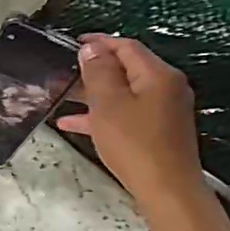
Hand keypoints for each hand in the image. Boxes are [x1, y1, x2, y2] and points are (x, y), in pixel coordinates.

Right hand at [55, 34, 207, 212]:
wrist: (165, 188)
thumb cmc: (134, 143)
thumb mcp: (108, 104)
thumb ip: (99, 72)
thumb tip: (92, 48)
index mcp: (158, 75)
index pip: (127, 47)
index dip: (100, 42)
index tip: (73, 42)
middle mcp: (166, 87)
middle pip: (126, 68)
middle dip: (94, 68)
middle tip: (64, 71)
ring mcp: (163, 109)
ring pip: (123, 91)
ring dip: (93, 92)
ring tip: (63, 95)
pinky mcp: (157, 129)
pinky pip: (125, 112)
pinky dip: (102, 113)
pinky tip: (74, 122)